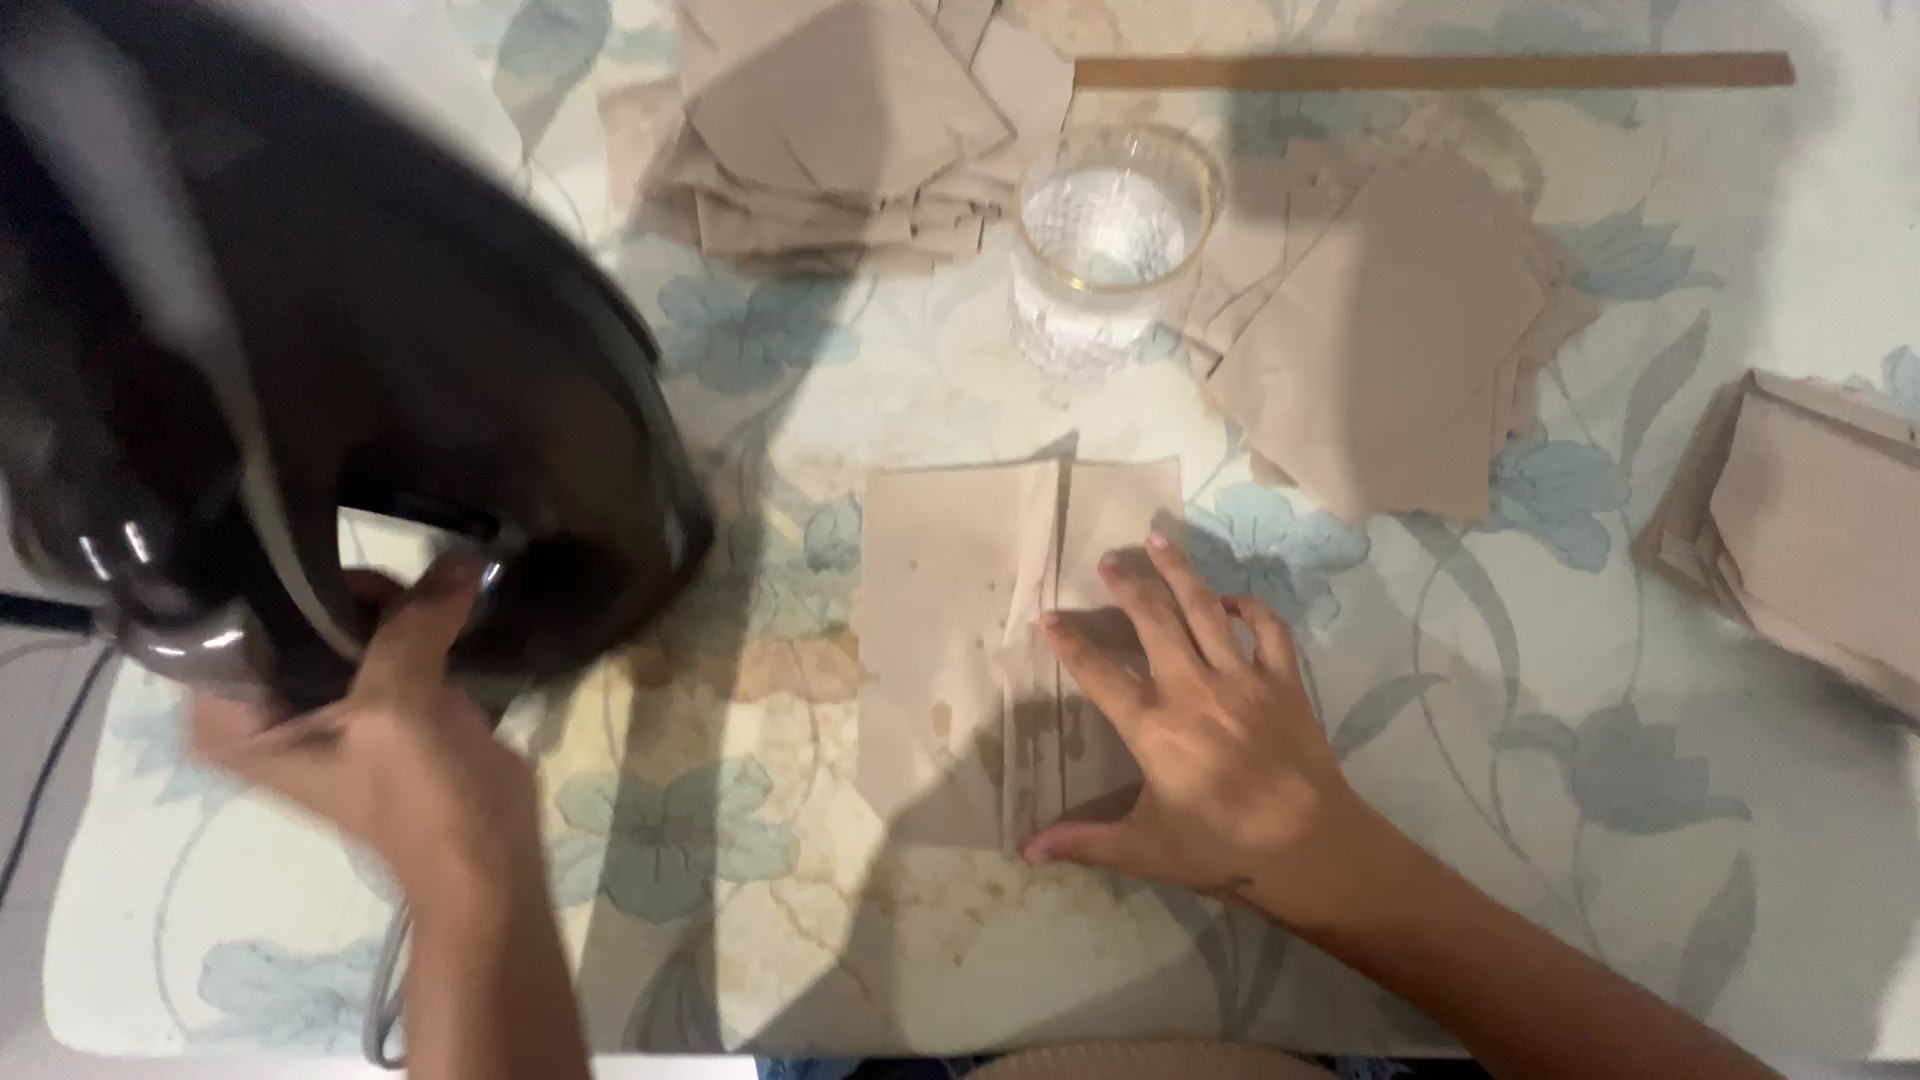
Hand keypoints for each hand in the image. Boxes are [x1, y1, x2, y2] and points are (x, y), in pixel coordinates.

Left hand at [190, 556, 544, 907]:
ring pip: (347, 620)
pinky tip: (452, 603)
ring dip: (394, 600)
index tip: (338, 552)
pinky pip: (389, 638)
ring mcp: (332, 700)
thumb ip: (415, 627)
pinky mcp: (387, 698)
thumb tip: (461, 559)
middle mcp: (271, 704)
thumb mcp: (401, 709)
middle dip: (349, 589)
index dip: (276, 580)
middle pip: (292, 612)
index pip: (226, 621)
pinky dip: (418, 617)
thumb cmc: (422, 797)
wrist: (486, 850)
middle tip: (409, 587)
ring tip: (439, 593)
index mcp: (235, 719)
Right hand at [1023, 532, 1396, 924]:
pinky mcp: (1283, 681)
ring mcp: (1242, 679)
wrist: (1315, 851)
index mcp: (1154, 727)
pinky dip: (1251, 606)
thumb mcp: (1144, 850)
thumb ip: (1084, 841)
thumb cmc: (1222, 850)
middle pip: (1152, 621)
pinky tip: (1231, 596)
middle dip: (1127, 585)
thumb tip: (1026, 852)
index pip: (1099, 674)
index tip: (1049, 616)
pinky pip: (1268, 629)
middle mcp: (1192, 689)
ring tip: (1158, 539)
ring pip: (1204, 610)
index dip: (1071, 643)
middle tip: (1109, 558)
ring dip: (1178, 572)